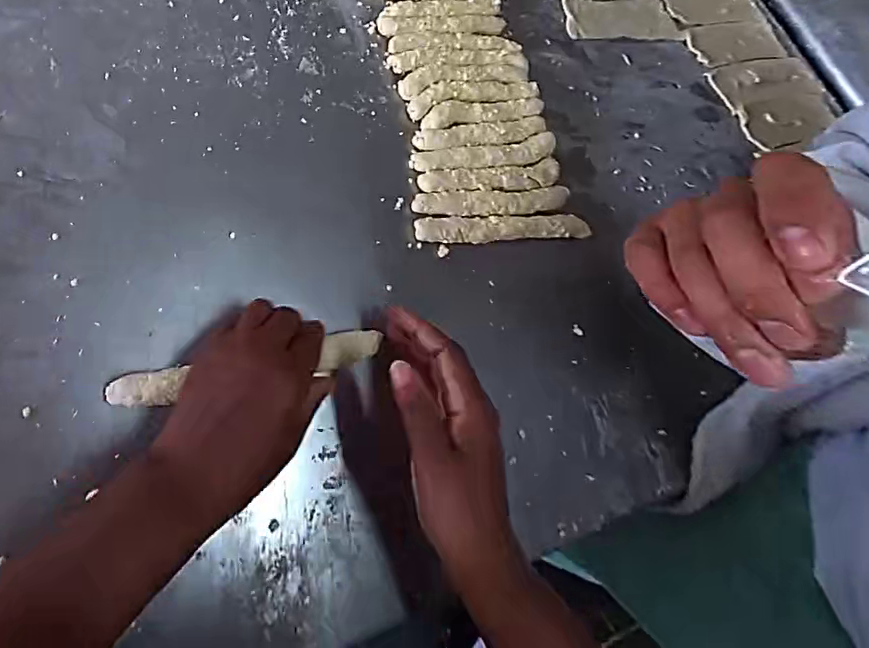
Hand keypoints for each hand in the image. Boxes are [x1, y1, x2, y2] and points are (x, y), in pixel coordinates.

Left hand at [147, 300, 332, 526]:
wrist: (191, 471)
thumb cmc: (245, 466)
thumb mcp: (291, 439)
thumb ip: (310, 400)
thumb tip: (323, 380)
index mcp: (290, 374)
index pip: (312, 336)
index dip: (315, 340)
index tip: (313, 347)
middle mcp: (264, 351)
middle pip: (287, 316)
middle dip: (293, 328)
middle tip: (290, 346)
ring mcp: (234, 345)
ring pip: (260, 309)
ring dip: (267, 321)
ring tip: (265, 342)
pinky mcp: (209, 348)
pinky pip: (232, 323)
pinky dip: (242, 329)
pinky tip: (240, 352)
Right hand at [383, 306, 523, 588]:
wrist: (480, 556)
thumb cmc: (455, 509)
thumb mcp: (430, 457)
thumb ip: (415, 409)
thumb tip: (399, 365)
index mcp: (473, 408)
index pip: (447, 355)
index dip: (421, 330)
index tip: (394, 313)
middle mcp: (474, 408)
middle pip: (447, 360)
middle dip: (419, 335)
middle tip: (388, 319)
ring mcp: (469, 423)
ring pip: (443, 376)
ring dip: (418, 353)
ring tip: (391, 337)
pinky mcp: (460, 437)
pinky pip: (440, 393)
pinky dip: (420, 376)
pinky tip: (404, 375)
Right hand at [623, 152, 855, 387]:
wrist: (803, 304)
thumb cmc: (833, 290)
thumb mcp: (866, 285)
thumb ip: (845, 275)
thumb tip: (813, 282)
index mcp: (796, 187)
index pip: (783, 177)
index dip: (792, 217)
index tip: (813, 273)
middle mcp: (734, 195)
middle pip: (723, 224)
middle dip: (758, 292)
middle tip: (794, 340)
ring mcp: (687, 216)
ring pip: (686, 252)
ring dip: (722, 314)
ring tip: (761, 360)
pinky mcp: (653, 241)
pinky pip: (641, 254)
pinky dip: (663, 290)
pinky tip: (695, 325)